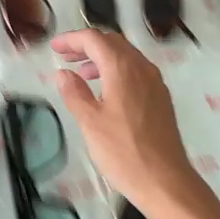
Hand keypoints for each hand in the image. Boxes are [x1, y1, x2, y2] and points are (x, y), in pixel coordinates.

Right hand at [52, 30, 209, 218]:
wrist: (165, 179)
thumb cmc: (123, 151)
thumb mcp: (90, 123)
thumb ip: (74, 93)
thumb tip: (62, 73)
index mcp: (122, 67)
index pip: (94, 39)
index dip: (72, 39)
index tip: (54, 47)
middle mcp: (141, 67)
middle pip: (112, 42)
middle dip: (87, 45)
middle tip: (64, 57)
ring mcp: (154, 81)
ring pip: (125, 55)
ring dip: (102, 57)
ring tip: (81, 74)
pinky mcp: (160, 96)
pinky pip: (135, 70)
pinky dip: (116, 70)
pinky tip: (106, 91)